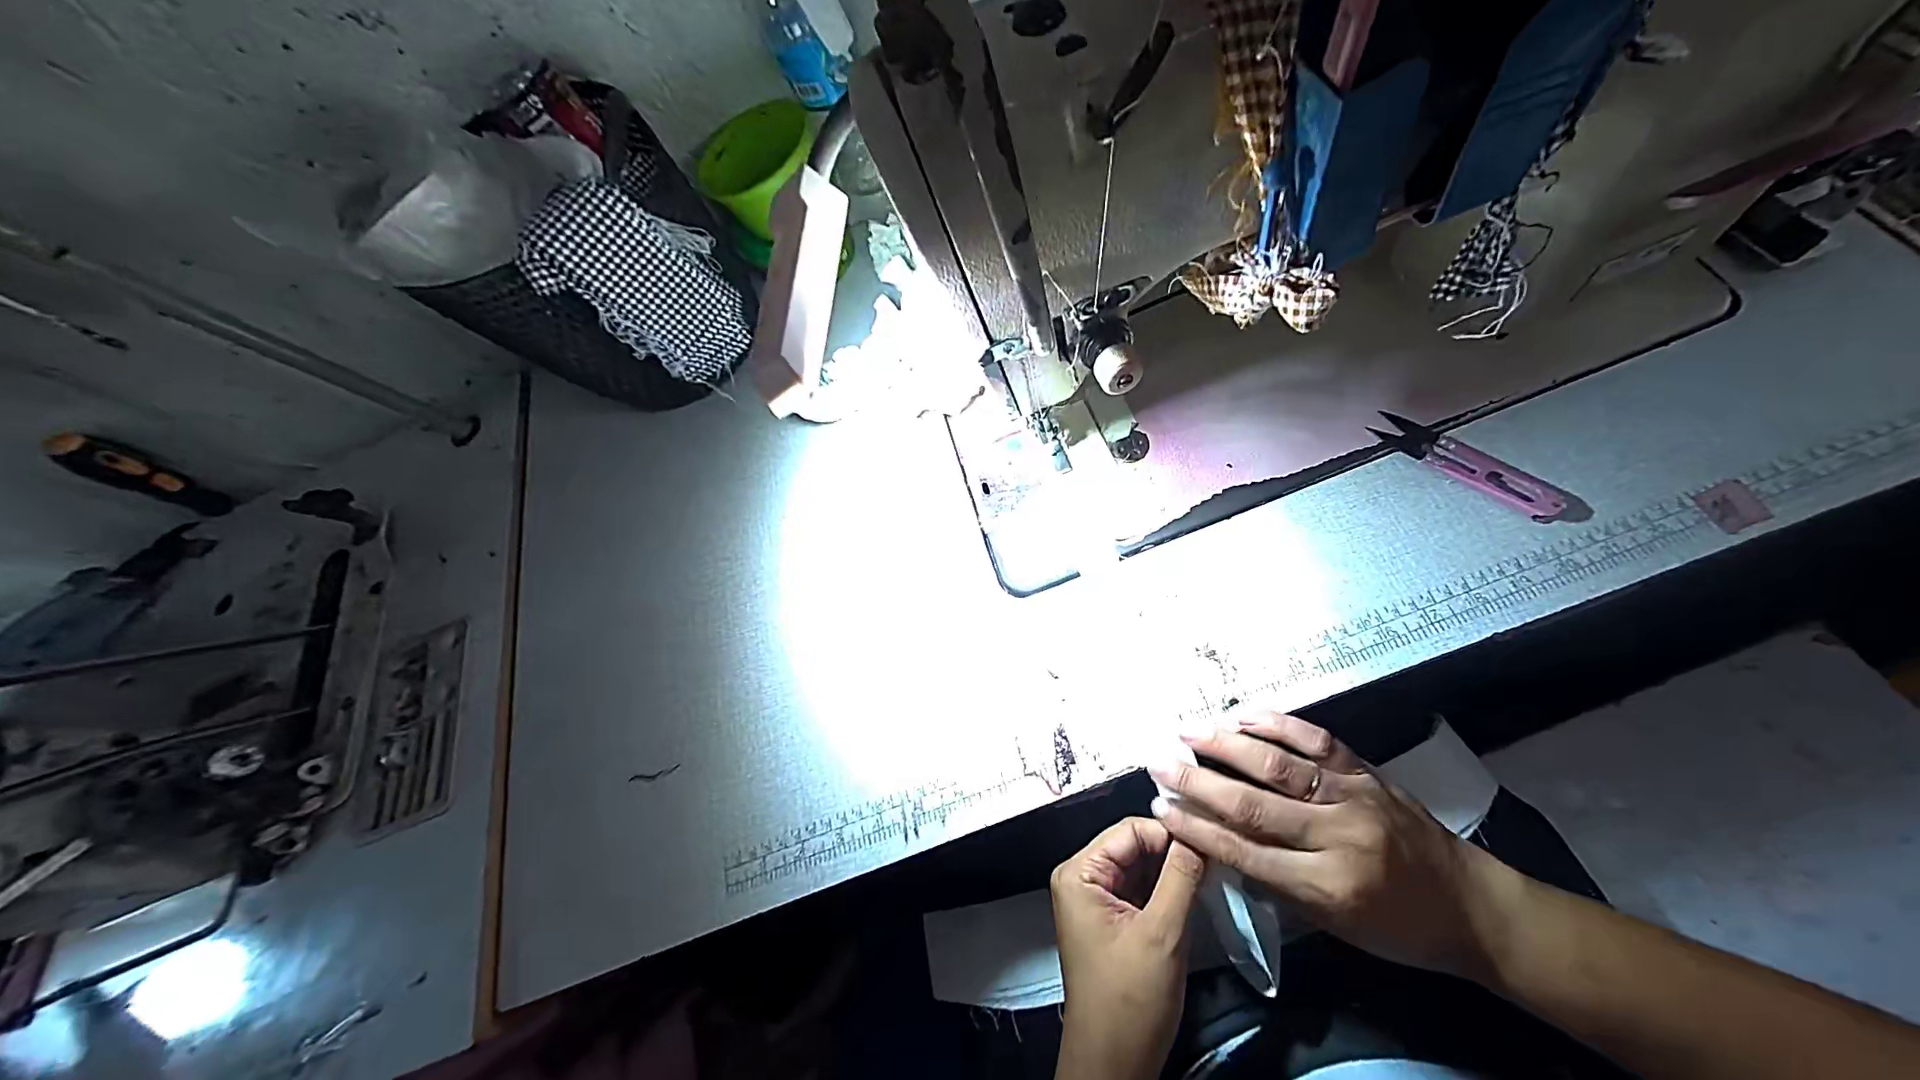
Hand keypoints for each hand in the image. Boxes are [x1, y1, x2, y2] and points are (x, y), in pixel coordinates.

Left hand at [1051, 817, 1206, 1079]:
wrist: (1114, 1063)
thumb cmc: (1130, 1000)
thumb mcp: (1161, 934)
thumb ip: (1180, 878)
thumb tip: (1198, 832)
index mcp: (1079, 873)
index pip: (1129, 830)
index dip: (1170, 832)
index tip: (1211, 839)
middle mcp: (1082, 878)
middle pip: (1135, 845)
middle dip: (1174, 851)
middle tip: (1217, 854)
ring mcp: (1097, 899)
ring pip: (1142, 866)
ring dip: (1174, 870)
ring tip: (1213, 869)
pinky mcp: (1114, 919)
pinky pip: (1143, 888)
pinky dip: (1168, 889)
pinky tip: (1196, 890)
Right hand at [1147, 710, 1510, 980]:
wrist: (1474, 907)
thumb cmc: (1398, 928)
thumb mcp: (1333, 924)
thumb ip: (1275, 882)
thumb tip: (1219, 841)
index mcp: (1328, 886)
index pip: (1245, 853)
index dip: (1196, 829)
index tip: (1161, 808)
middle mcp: (1339, 837)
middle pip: (1253, 804)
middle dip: (1198, 782)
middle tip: (1159, 764)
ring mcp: (1355, 797)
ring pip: (1280, 765)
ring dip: (1227, 745)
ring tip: (1189, 731)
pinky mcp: (1368, 772)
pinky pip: (1317, 740)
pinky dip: (1277, 724)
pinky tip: (1244, 715)